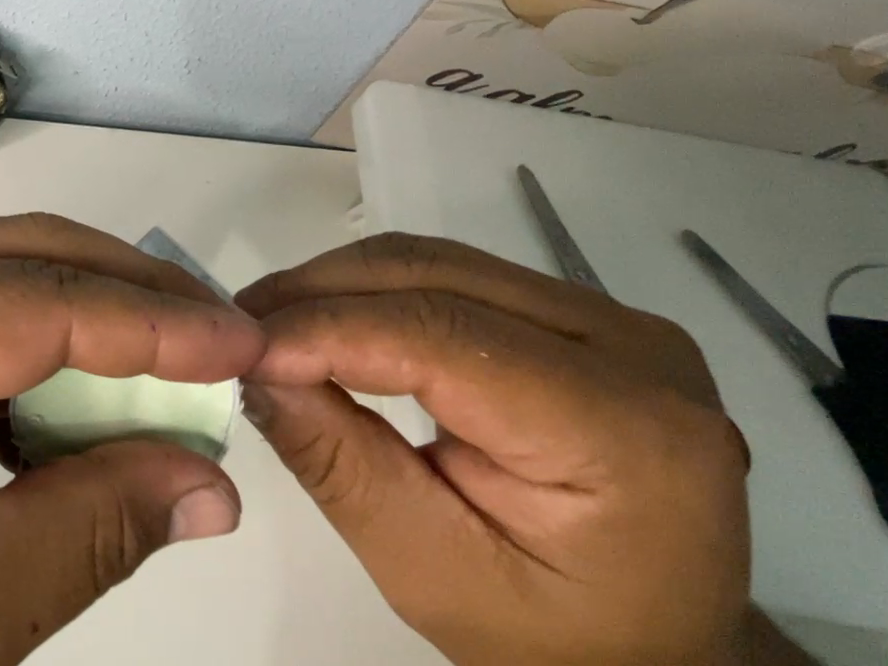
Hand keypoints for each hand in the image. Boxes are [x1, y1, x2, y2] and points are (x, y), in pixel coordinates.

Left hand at [0, 214, 261, 663]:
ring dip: (86, 325)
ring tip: (168, 374)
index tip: (249, 341)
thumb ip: (97, 524)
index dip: (154, 321)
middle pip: (21, 261)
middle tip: (219, 342)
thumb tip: (212, 480)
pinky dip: (36, 359)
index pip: (40, 300)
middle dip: (127, 298)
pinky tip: (76, 412)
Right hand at [237, 233, 760, 665]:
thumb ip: (340, 465)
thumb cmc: (548, 636)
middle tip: (234, 329)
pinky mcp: (580, 316)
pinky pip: (454, 276)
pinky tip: (328, 323)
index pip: (443, 336)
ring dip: (339, 285)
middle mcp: (633, 349)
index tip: (236, 348)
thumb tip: (253, 369)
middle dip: (319, 293)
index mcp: (624, 431)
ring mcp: (611, 322)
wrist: (652, 646)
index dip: (327, 329)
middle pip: (437, 276)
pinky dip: (374, 292)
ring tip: (269, 326)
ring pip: (437, 260)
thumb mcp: (430, 572)